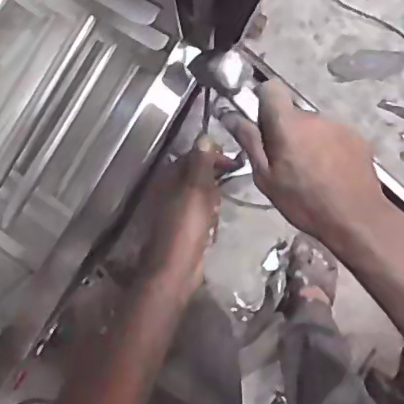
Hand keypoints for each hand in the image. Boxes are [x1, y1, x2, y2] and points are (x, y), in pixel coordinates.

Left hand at [145, 137, 225, 297]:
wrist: (176, 267)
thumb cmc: (187, 225)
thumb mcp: (197, 188)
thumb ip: (201, 163)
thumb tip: (204, 136)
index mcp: (170, 177)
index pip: (193, 155)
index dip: (213, 155)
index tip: (233, 161)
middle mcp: (169, 190)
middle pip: (196, 174)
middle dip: (214, 178)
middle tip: (229, 183)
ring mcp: (175, 210)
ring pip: (200, 195)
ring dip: (213, 198)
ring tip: (219, 207)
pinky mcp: (183, 228)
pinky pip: (200, 214)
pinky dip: (209, 216)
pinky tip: (214, 225)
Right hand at [222, 81, 387, 252]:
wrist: (357, 218)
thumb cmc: (305, 202)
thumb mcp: (266, 178)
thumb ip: (249, 141)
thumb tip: (230, 116)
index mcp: (287, 123)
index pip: (271, 88)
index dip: (263, 100)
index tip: (261, 123)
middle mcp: (313, 116)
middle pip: (292, 112)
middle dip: (285, 130)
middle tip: (284, 162)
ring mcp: (338, 125)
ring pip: (312, 125)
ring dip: (307, 140)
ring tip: (310, 171)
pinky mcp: (356, 136)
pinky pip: (332, 135)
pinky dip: (327, 147)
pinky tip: (330, 172)